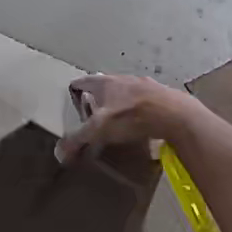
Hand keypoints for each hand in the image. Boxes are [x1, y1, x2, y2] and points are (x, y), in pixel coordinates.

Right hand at [56, 74, 201, 163]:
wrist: (172, 113)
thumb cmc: (131, 116)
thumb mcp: (99, 129)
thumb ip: (77, 139)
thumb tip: (59, 153)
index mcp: (105, 82)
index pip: (81, 81)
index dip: (73, 92)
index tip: (71, 107)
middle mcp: (122, 78)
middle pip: (102, 86)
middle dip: (95, 101)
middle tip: (91, 121)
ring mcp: (142, 84)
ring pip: (122, 93)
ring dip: (115, 106)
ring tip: (114, 125)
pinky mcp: (158, 95)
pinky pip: (140, 101)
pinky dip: (134, 111)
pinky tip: (137, 125)